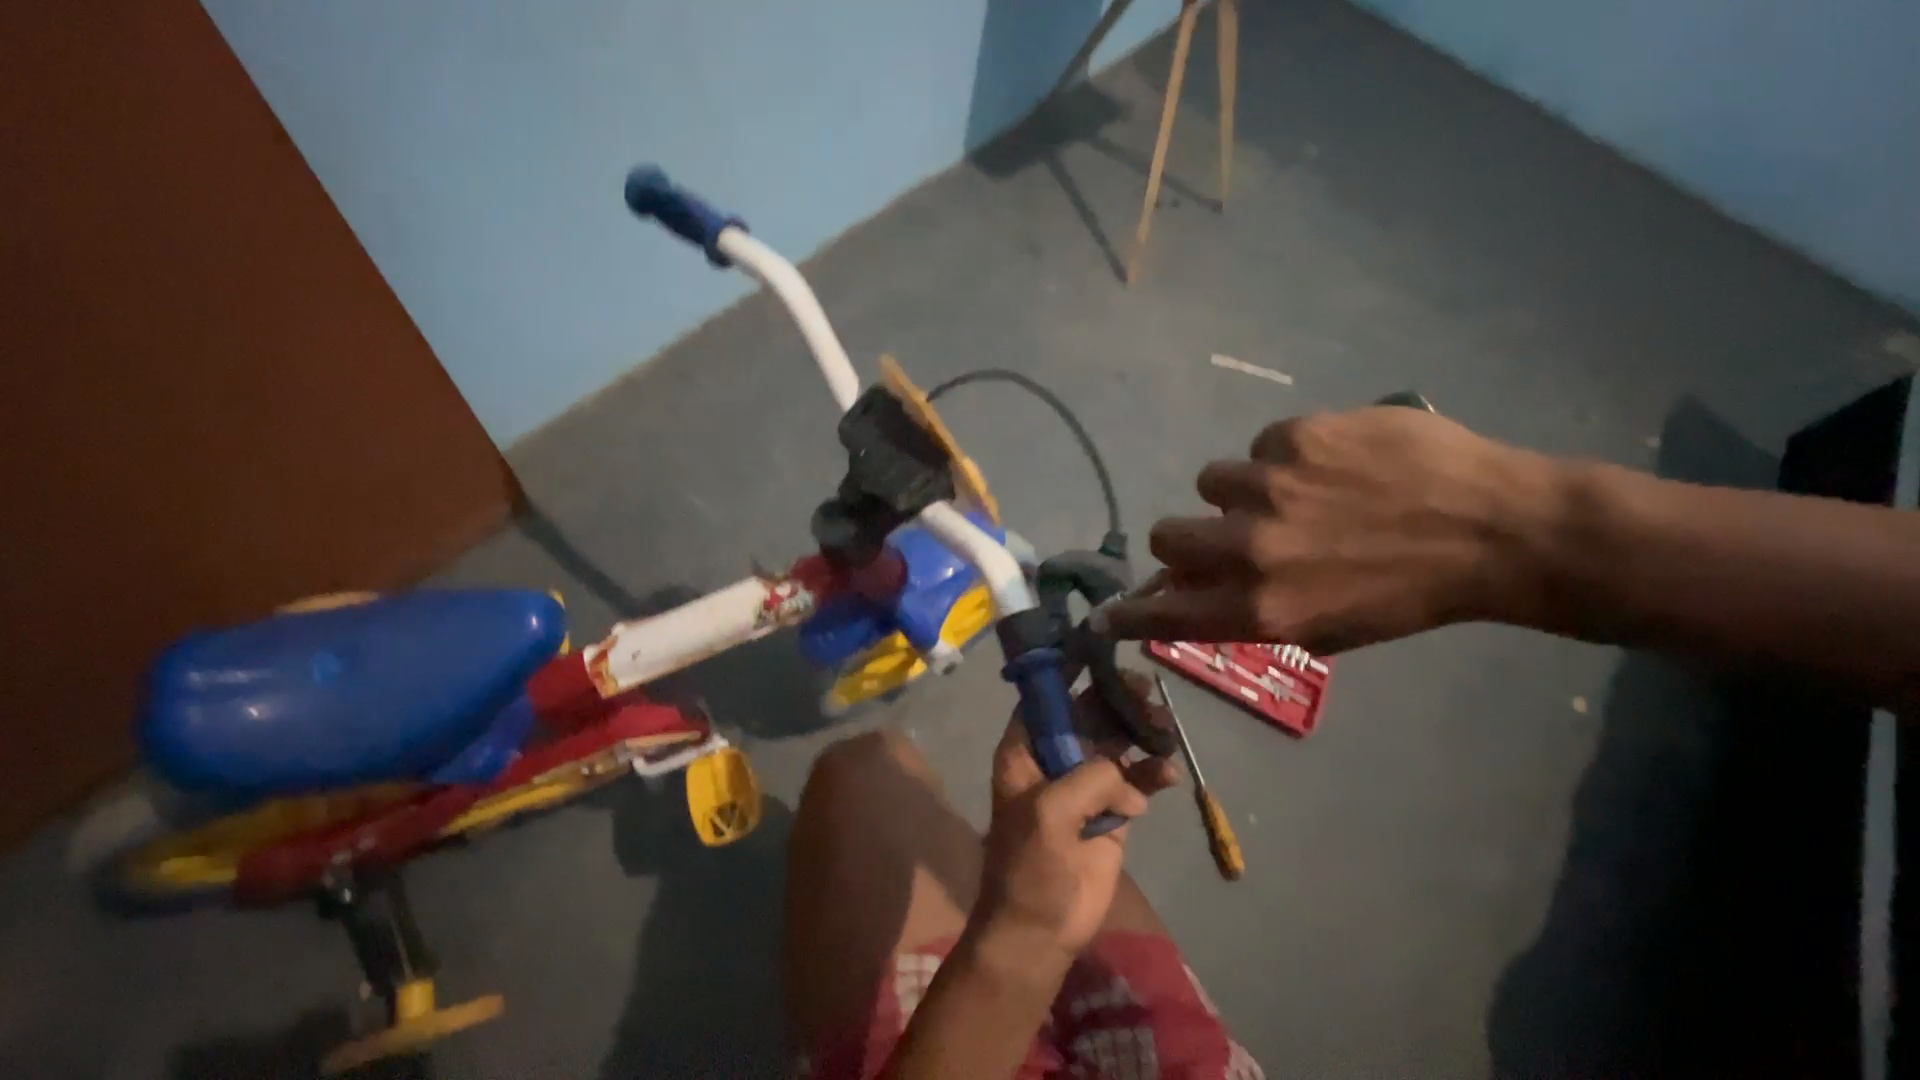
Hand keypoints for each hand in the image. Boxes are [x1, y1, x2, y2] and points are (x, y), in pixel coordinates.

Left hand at [974, 683, 1178, 959]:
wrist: (1041, 928)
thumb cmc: (1030, 865)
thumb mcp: (1051, 811)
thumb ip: (1090, 777)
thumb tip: (1126, 773)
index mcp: (1024, 749)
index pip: (1044, 696)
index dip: (1067, 670)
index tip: (1100, 646)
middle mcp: (1055, 757)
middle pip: (1088, 712)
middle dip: (1115, 698)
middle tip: (1146, 691)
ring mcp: (1086, 783)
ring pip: (1117, 741)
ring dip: (1140, 731)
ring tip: (1162, 729)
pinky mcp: (1113, 809)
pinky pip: (1137, 779)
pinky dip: (1153, 773)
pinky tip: (1168, 774)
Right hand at [1102, 407, 1561, 651]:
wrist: (1494, 529)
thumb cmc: (1410, 595)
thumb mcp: (1324, 627)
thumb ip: (1248, 612)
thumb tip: (1188, 594)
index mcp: (1260, 608)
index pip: (1164, 612)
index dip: (1129, 614)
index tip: (1106, 616)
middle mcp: (1251, 550)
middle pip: (1169, 535)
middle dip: (1191, 538)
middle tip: (1233, 533)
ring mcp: (1269, 486)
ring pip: (1214, 481)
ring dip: (1244, 492)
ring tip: (1302, 492)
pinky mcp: (1297, 435)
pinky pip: (1263, 445)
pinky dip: (1289, 457)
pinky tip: (1339, 465)